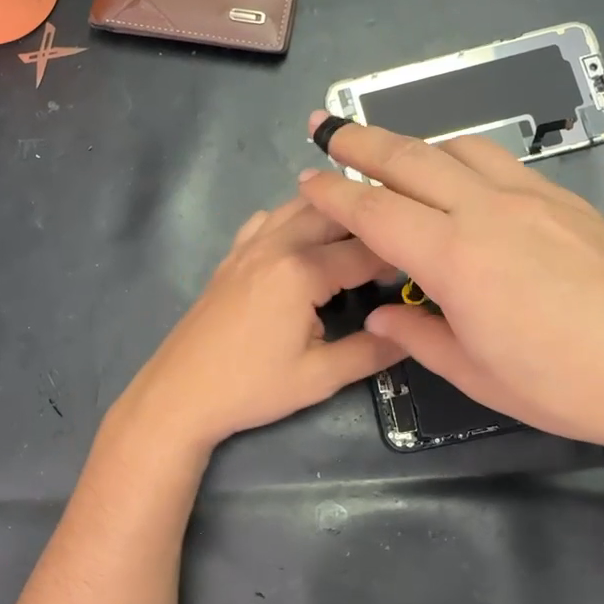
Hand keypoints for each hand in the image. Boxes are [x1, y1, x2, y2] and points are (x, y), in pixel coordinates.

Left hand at [116, 196, 405, 450]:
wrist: (179, 395)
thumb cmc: (251, 388)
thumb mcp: (319, 378)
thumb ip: (370, 352)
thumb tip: (414, 335)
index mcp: (301, 271)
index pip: (364, 249)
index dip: (398, 254)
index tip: (423, 263)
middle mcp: (275, 245)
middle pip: (331, 212)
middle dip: (368, 222)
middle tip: (396, 244)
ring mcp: (248, 247)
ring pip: (297, 208)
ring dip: (332, 214)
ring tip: (361, 235)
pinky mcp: (231, 257)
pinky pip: (267, 220)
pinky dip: (293, 219)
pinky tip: (304, 242)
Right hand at [297, 113, 603, 464]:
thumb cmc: (563, 386)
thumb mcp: (477, 374)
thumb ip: (419, 337)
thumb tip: (381, 314)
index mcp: (453, 257)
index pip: (375, 211)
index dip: (335, 193)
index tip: (306, 179)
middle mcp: (487, 210)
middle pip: (411, 159)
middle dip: (361, 142)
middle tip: (325, 129)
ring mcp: (532, 197)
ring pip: (459, 149)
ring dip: (417, 145)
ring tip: (394, 157)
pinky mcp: (566, 201)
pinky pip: (501, 163)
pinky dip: (464, 158)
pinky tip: (465, 180)